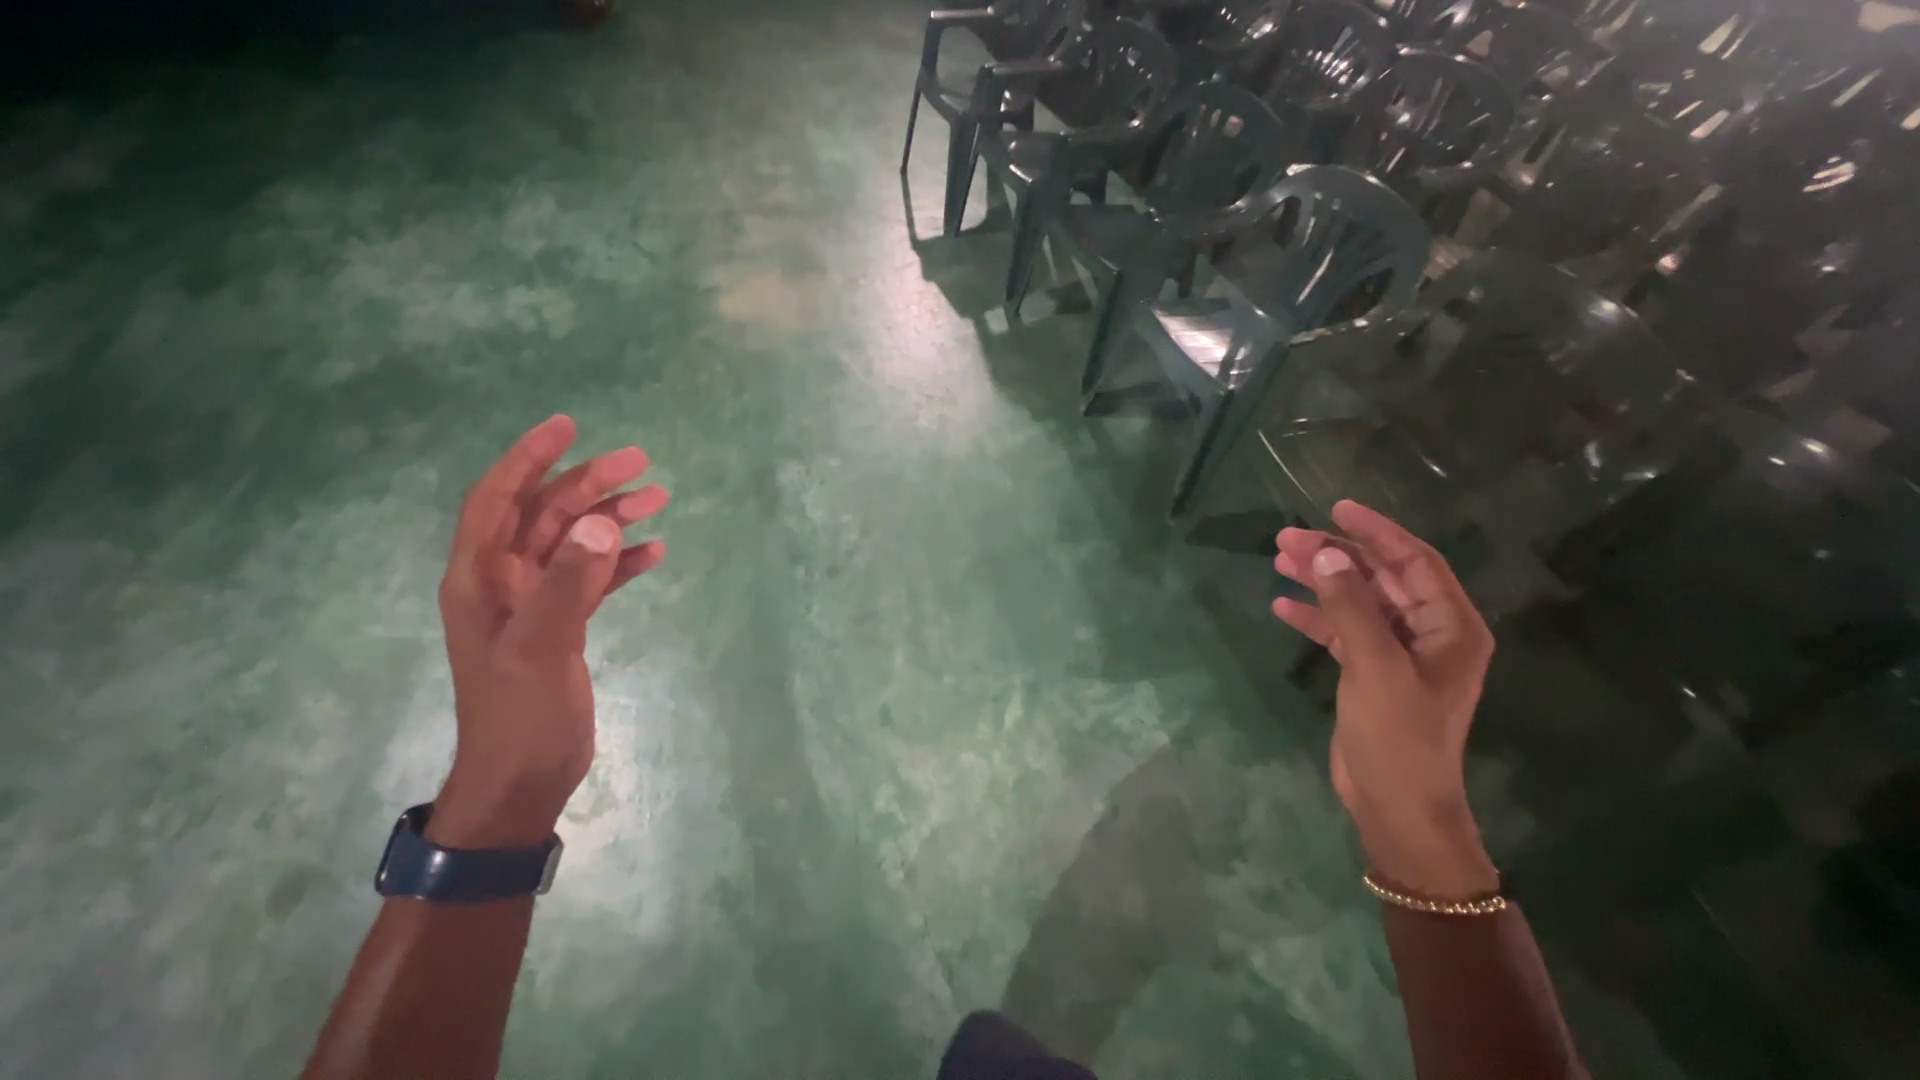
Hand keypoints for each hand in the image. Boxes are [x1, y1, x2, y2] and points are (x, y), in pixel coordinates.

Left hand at [428, 415, 668, 848]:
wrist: (522, 781)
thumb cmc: (519, 718)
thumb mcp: (540, 649)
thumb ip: (568, 584)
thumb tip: (600, 522)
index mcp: (480, 578)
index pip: (498, 499)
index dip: (528, 458)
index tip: (568, 426)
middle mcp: (504, 582)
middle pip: (545, 514)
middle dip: (589, 484)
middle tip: (641, 464)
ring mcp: (535, 605)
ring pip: (573, 543)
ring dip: (611, 519)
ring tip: (659, 499)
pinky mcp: (562, 627)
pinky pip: (592, 579)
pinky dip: (620, 563)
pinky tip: (655, 552)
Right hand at [1271, 500, 1498, 900]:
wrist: (1395, 805)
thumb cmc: (1399, 736)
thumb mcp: (1375, 666)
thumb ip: (1350, 606)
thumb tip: (1323, 552)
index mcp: (1451, 627)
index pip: (1414, 562)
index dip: (1377, 531)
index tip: (1336, 508)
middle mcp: (1429, 633)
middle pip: (1381, 577)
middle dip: (1336, 555)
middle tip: (1286, 538)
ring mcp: (1399, 654)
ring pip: (1357, 601)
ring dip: (1321, 581)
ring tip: (1277, 561)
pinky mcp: (1371, 673)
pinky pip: (1343, 630)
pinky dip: (1315, 616)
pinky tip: (1282, 606)